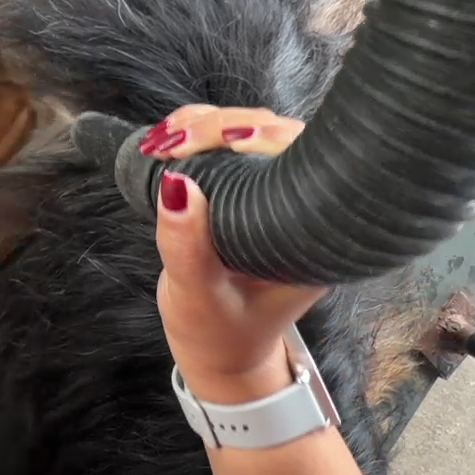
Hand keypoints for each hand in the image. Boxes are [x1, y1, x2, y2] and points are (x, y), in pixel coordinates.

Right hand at [146, 106, 325, 403]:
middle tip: (174, 140)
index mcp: (311, 235)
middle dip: (221, 126)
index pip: (303, 159)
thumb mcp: (199, 296)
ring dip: (203, 123)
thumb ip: (186, 247)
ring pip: (246, 131)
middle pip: (272, 135)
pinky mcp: (241, 190)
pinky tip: (166, 138)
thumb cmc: (218, 333)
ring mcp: (268, 196)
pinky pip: (222, 145)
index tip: (225, 143)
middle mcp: (298, 207)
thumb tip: (175, 185)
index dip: (268, 137)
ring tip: (163, 139)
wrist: (217, 351)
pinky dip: (193, 132)